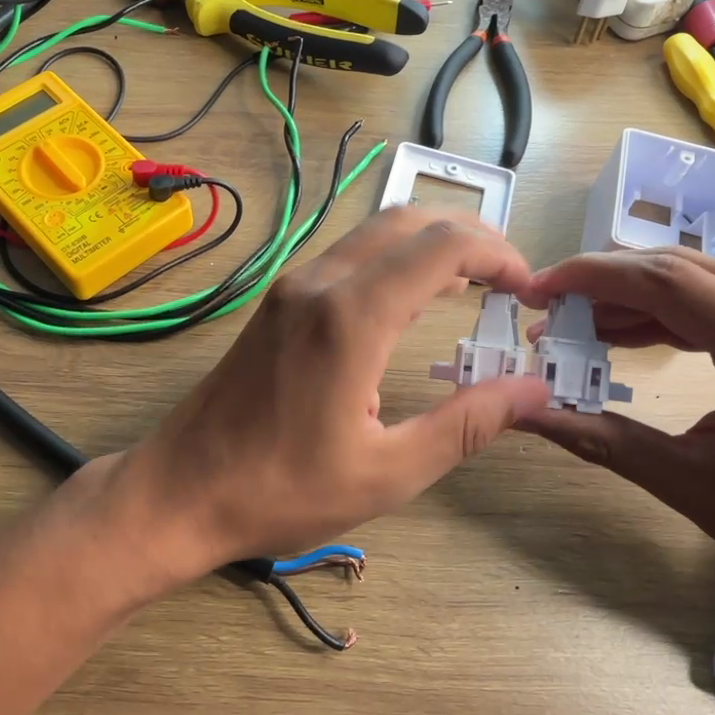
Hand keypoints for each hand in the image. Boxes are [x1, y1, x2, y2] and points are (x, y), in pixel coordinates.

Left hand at [95, 207, 554, 579]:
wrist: (180, 491)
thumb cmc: (280, 491)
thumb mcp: (388, 472)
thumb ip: (467, 424)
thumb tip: (534, 392)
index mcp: (350, 316)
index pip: (444, 246)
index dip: (499, 256)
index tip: (530, 290)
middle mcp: (318, 283)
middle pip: (408, 222)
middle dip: (469, 237)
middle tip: (510, 279)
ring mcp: (290, 288)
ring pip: (373, 234)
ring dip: (428, 245)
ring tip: (474, 286)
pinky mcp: (274, 304)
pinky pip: (345, 258)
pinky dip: (391, 261)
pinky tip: (411, 302)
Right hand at [515, 248, 714, 606]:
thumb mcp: (687, 483)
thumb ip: (599, 436)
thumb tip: (525, 413)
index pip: (669, 283)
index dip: (593, 278)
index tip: (541, 289)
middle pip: (688, 269)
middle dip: (610, 283)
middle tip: (555, 308)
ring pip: (713, 279)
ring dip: (643, 296)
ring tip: (588, 326)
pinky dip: (685, 311)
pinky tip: (642, 332)